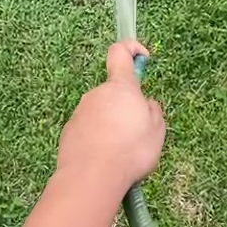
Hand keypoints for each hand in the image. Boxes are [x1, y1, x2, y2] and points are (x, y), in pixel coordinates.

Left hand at [54, 41, 164, 197]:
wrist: (91, 178)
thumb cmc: (129, 151)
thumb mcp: (157, 130)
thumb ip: (153, 111)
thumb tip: (147, 104)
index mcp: (120, 87)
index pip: (120, 52)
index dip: (132, 49)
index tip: (143, 58)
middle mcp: (97, 94)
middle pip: (114, 91)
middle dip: (127, 106)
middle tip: (139, 132)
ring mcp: (80, 112)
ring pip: (102, 113)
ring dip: (113, 126)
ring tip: (123, 152)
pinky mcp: (70, 131)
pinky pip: (90, 129)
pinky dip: (99, 139)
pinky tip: (107, 159)